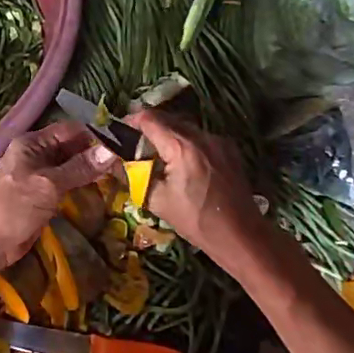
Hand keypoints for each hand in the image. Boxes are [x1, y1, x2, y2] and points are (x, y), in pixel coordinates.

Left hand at [0, 122, 116, 274]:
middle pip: (70, 147)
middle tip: (125, 163)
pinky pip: (65, 183)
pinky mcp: (40, 195)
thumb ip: (80, 167)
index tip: (122, 146)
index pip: (69, 130)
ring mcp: (37, 175)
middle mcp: (34, 154)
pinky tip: (100, 190)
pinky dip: (81, 185)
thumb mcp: (49, 185)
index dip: (94, 136)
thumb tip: (111, 151)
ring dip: (89, 170)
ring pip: (69, 166)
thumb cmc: (14, 208)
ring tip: (119, 176)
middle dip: (94, 154)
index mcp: (31, 143)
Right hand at [124, 110, 271, 265]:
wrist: (240, 234)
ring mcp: (218, 141)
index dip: (131, 120)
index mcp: (181, 147)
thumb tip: (113, 162)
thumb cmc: (196, 220)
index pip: (150, 119)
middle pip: (168, 118)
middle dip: (149, 127)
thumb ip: (132, 176)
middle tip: (135, 144)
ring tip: (158, 153)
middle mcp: (201, 136)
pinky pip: (201, 137)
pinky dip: (186, 142)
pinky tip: (182, 162)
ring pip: (185, 126)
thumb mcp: (157, 201)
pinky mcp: (229, 149)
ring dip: (168, 133)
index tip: (120, 130)